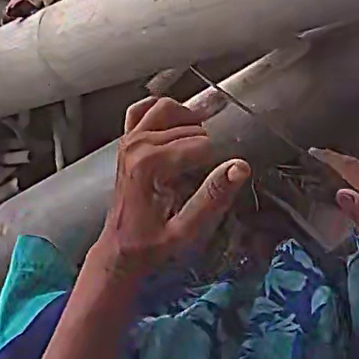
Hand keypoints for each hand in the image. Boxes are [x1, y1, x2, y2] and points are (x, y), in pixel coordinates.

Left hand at [98, 97, 249, 277]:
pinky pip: (142, 110)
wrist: (119, 250)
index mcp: (150, 164)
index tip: (217, 178)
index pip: (202, 144)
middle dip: (207, 144)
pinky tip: (176, 123)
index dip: (218, 160)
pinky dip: (161, 111)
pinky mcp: (127, 141)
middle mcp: (137, 145)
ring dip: (189, 119)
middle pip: (189, 126)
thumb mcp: (186, 230)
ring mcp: (129, 140)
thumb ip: (212, 197)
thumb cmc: (150, 244)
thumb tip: (239, 167)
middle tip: (212, 169)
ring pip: (168, 108)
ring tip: (202, 141)